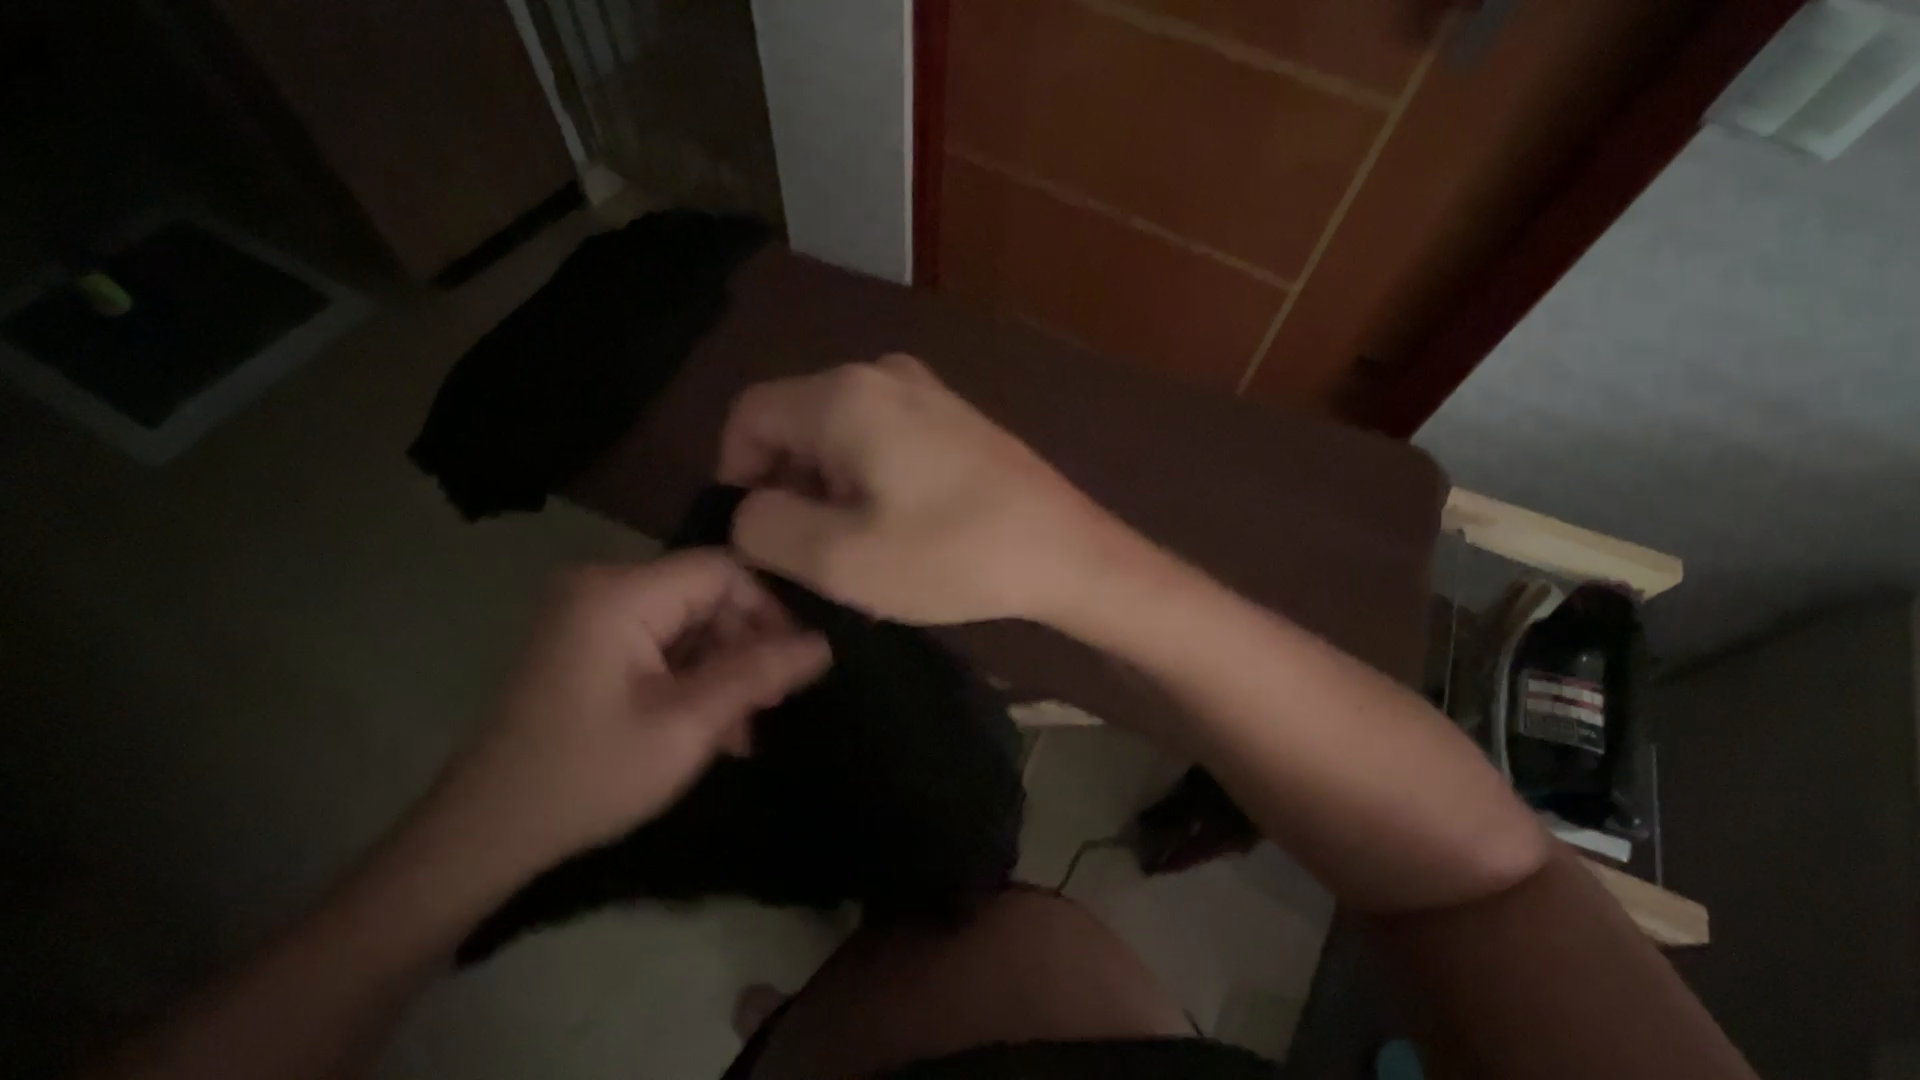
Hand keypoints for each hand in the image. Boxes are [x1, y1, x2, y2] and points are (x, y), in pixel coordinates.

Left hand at [430, 551, 829, 874]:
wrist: (486, 832)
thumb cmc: (589, 776)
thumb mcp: (686, 727)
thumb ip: (756, 675)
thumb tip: (823, 644)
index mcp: (618, 594)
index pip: (722, 570)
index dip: (769, 610)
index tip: (796, 664)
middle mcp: (601, 587)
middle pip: (704, 596)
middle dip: (744, 649)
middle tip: (769, 707)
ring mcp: (589, 616)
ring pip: (686, 624)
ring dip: (721, 671)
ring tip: (742, 730)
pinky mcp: (585, 645)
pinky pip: (658, 644)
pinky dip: (689, 679)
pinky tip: (710, 728)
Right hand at [719, 354, 1132, 624]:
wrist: (1067, 554)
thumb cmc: (952, 555)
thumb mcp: (839, 559)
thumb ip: (765, 527)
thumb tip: (747, 509)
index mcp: (844, 395)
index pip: (749, 414)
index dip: (733, 474)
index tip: (754, 534)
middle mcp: (881, 375)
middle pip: (795, 423)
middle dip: (785, 487)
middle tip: (805, 554)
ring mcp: (926, 392)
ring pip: (839, 436)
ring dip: (828, 492)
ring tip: (853, 552)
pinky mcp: (954, 420)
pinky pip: (881, 441)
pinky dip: (867, 483)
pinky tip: (894, 533)